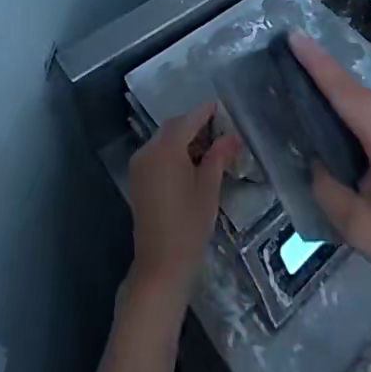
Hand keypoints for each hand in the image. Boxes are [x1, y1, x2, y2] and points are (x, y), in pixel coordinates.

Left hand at [127, 102, 240, 300]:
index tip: (224, 108)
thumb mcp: (209, 187)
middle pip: (173, 127)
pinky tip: (193, 161)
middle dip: (196, 124)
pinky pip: (157, 153)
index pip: (188, 120)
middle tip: (222, 129)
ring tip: (212, 146)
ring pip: (164, 139)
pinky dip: (174, 150)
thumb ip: (218, 156)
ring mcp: (140, 165)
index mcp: (165, 150)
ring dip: (185, 137)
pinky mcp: (139, 179)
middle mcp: (148, 152)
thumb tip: (232, 136)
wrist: (160, 263)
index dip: (206, 112)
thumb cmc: (189, 225)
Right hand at [289, 31, 370, 308]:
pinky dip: (361, 118)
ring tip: (309, 95)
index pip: (347, 94)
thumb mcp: (358, 226)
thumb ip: (328, 188)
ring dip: (344, 100)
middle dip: (325, 77)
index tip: (295, 37)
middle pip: (360, 96)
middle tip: (290, 62)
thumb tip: (319, 164)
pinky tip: (343, 128)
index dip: (318, 64)